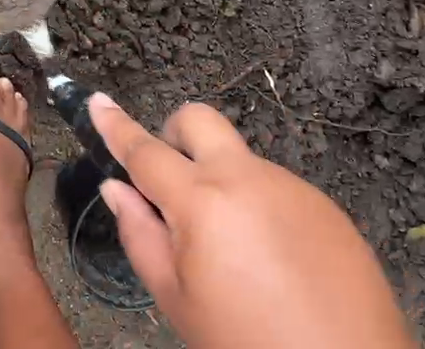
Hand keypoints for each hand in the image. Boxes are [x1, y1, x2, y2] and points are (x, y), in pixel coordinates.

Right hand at [89, 95, 414, 348]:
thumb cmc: (248, 344)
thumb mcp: (177, 300)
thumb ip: (140, 235)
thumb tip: (117, 188)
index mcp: (202, 201)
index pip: (145, 150)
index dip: (115, 124)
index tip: (97, 100)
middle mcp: (246, 178)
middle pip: (198, 120)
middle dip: (174, 135)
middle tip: (172, 184)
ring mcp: (291, 188)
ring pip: (238, 161)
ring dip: (221, 184)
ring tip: (236, 254)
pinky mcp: (326, 207)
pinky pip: (275, 190)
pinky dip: (258, 208)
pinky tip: (273, 263)